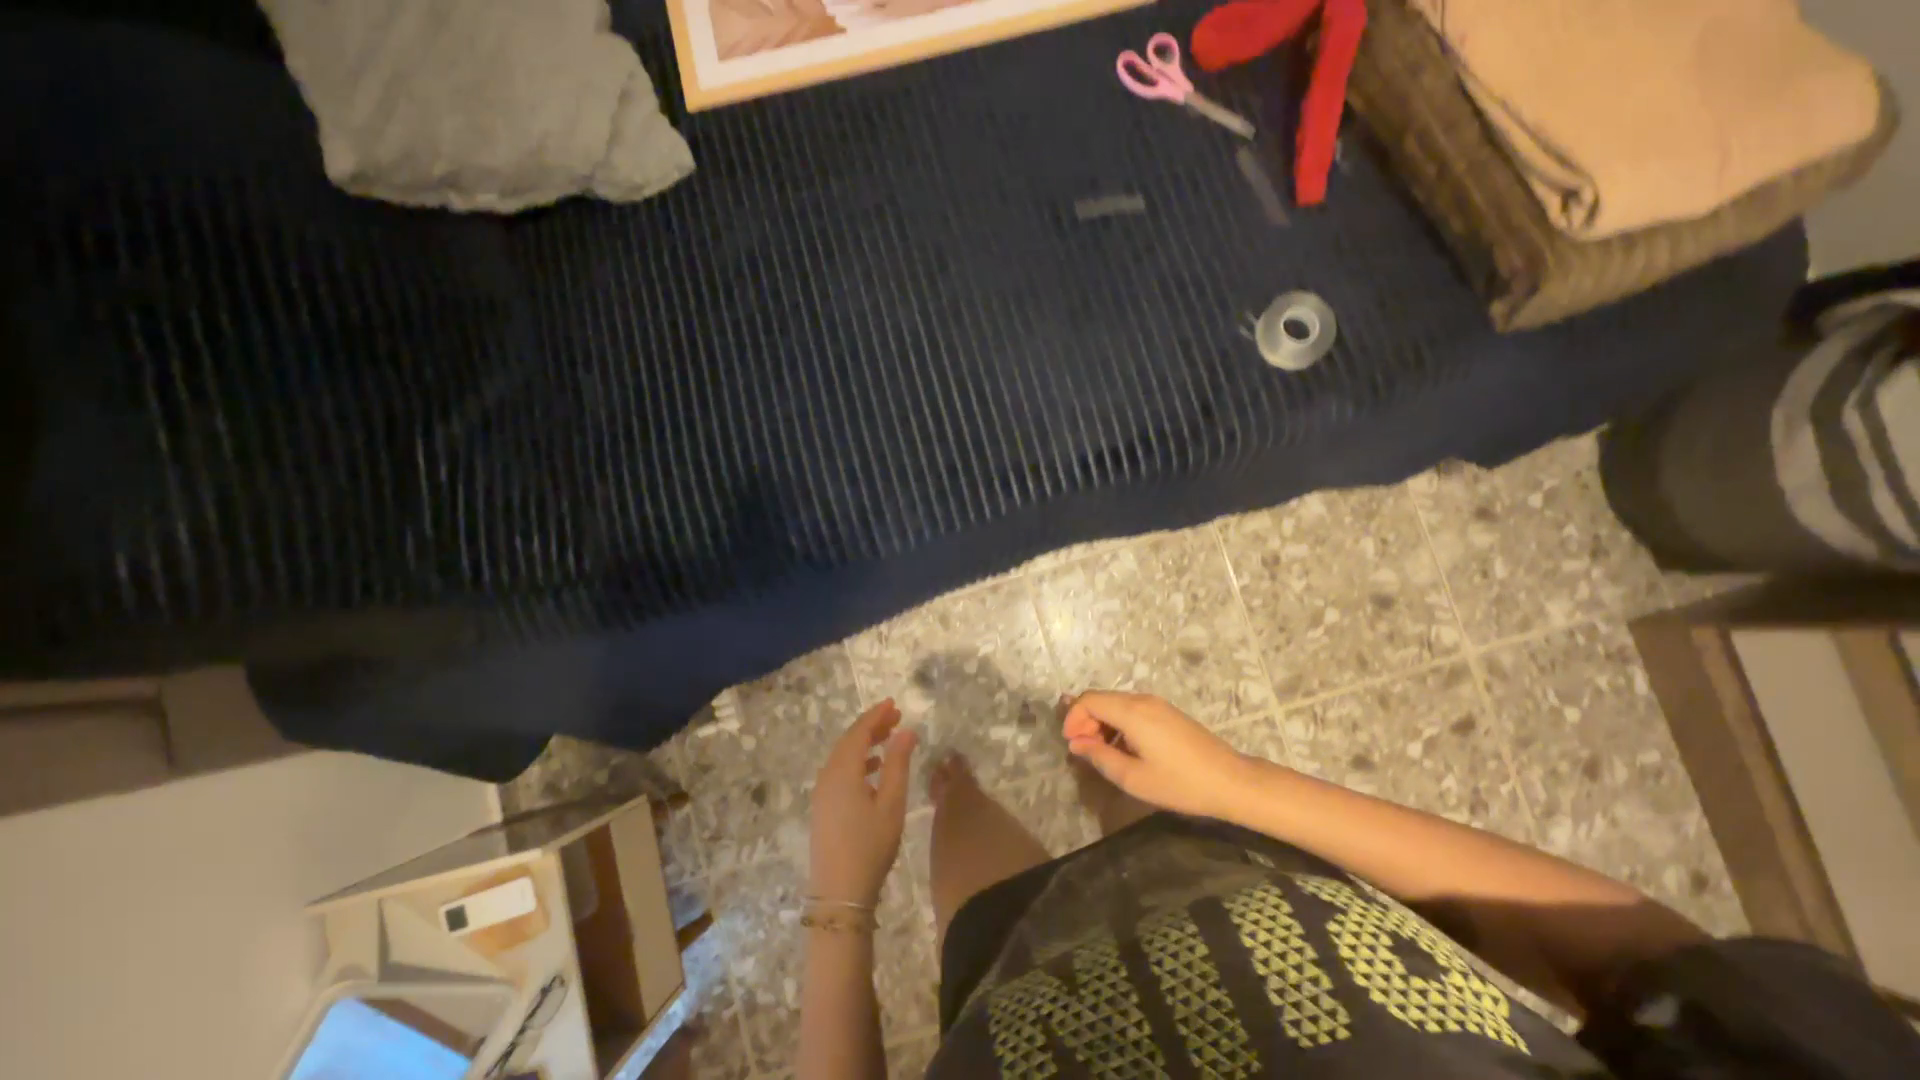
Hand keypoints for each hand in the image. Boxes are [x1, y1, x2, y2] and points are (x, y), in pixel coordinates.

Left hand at [808, 699, 917, 907]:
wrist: (840, 892)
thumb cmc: (870, 845)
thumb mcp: (892, 803)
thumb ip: (898, 764)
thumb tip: (906, 731)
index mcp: (843, 771)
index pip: (859, 733)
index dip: (876, 716)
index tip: (893, 704)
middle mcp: (827, 777)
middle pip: (848, 742)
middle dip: (871, 727)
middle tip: (895, 717)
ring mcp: (822, 794)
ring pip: (843, 758)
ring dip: (864, 745)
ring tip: (889, 740)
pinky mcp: (823, 808)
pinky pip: (840, 773)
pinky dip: (857, 763)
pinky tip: (873, 771)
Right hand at [1062, 691, 1259, 820]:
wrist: (1230, 781)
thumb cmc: (1180, 783)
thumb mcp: (1133, 778)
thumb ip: (1100, 757)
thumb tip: (1077, 744)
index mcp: (1133, 712)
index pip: (1089, 700)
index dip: (1073, 719)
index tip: (1072, 746)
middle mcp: (1144, 700)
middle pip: (1102, 699)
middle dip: (1085, 722)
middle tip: (1084, 751)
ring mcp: (1159, 705)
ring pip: (1117, 704)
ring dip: (1102, 724)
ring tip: (1103, 754)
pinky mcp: (1168, 713)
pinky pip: (1133, 710)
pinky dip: (1119, 724)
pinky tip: (1125, 750)